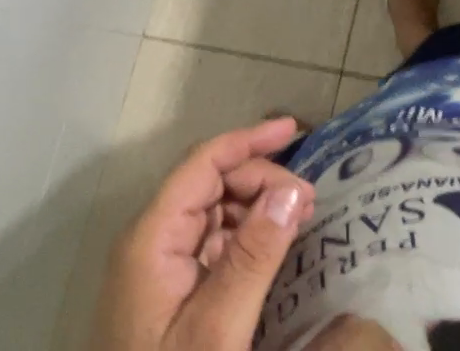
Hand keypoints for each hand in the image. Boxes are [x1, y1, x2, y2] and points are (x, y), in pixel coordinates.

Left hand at [93, 118, 315, 350]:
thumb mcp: (218, 327)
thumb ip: (254, 255)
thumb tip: (293, 188)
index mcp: (152, 238)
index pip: (202, 164)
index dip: (249, 141)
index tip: (295, 131)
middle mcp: (151, 240)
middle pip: (210, 182)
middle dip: (261, 179)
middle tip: (308, 202)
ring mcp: (158, 264)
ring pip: (214, 208)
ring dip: (257, 204)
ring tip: (298, 220)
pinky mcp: (170, 288)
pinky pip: (213, 240)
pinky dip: (247, 232)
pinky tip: (273, 245)